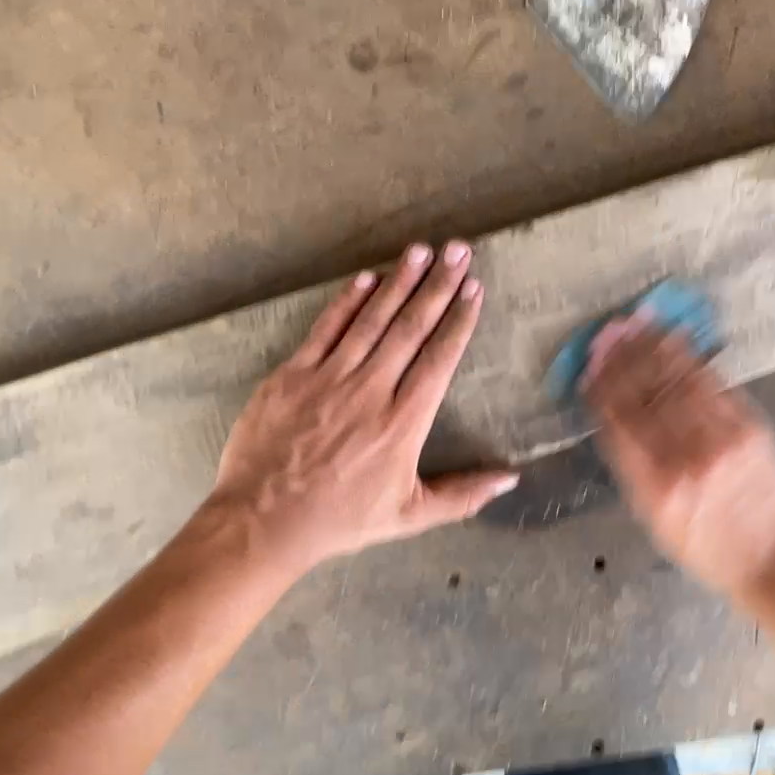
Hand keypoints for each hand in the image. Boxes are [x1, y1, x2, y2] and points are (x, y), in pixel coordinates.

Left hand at [203, 241, 519, 575]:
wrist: (261, 524)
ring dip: (399, 282)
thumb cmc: (341, 520)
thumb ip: (464, 494)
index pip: (439, 359)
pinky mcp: (291, 376)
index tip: (474, 288)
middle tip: (458, 250)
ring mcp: (328, 379)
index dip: (459, 320)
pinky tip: (367, 277)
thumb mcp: (410, 515)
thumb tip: (512, 480)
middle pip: (411, 328)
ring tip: (421, 250)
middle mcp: (370, 392)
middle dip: (438, 285)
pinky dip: (347, 302)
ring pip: (371, 320)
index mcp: (403, 422)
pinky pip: (325, 329)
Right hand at [583, 317, 774, 592]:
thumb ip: (632, 466)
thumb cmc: (703, 544)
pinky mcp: (749, 426)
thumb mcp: (653, 518)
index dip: (602, 388)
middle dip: (623, 359)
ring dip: (653, 349)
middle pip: (647, 395)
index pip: (619, 423)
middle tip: (607, 331)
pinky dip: (688, 358)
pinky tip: (672, 339)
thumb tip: (610, 415)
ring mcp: (722, 439)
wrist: (769, 554)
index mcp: (655, 487)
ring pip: (678, 382)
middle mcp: (687, 459)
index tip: (590, 365)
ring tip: (634, 324)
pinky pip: (713, 384)